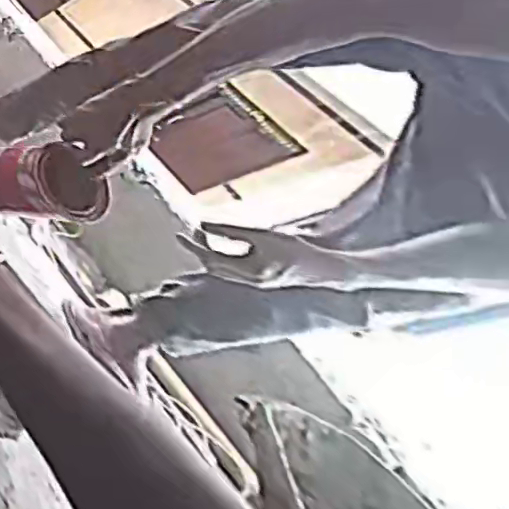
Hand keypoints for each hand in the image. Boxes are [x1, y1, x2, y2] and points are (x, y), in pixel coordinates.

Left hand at [177, 224, 353, 288]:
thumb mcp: (264, 236)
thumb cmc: (298, 250)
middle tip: (191, 231)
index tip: (178, 233)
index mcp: (252, 271)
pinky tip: (215, 249)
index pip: (211, 258)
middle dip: (198, 248)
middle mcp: (251, 281)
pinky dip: (218, 260)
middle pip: (212, 266)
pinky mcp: (259, 282)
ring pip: (219, 271)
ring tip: (200, 237)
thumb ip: (232, 231)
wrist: (330, 270)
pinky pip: (229, 273)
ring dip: (206, 254)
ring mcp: (254, 284)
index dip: (193, 245)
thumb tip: (201, 225)